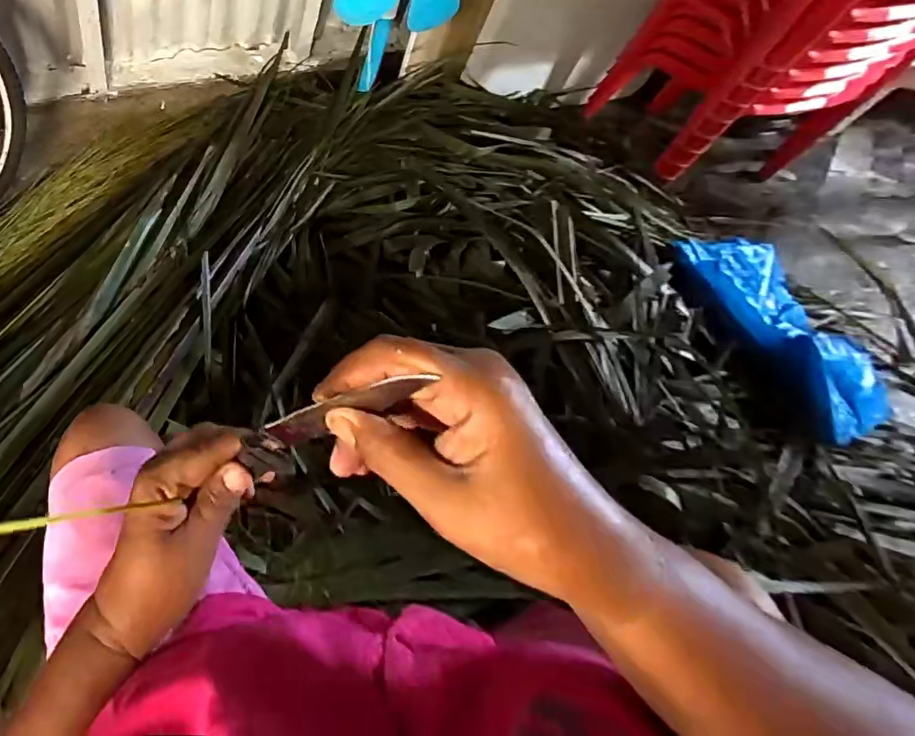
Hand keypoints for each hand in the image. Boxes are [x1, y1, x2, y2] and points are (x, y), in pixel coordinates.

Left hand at [85, 425, 252, 658]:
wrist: (128, 614)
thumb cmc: (161, 586)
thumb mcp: (196, 546)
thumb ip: (217, 502)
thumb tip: (242, 467)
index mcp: (157, 477)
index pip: (204, 448)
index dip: (240, 446)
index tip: (276, 452)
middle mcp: (155, 467)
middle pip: (200, 439)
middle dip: (236, 444)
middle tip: (273, 461)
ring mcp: (159, 478)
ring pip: (198, 450)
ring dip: (229, 454)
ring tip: (264, 469)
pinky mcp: (166, 492)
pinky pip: (195, 467)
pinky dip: (218, 468)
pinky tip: (242, 480)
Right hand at [317, 336, 655, 612]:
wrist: (597, 559)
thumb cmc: (523, 530)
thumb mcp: (439, 497)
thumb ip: (382, 450)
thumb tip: (337, 418)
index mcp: (473, 384)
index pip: (390, 355)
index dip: (346, 376)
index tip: (317, 410)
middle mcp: (477, 371)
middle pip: (394, 370)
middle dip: (358, 406)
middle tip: (334, 449)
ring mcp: (481, 387)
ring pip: (404, 388)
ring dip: (373, 421)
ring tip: (350, 463)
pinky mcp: (481, 405)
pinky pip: (423, 404)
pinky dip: (396, 428)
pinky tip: (377, 458)